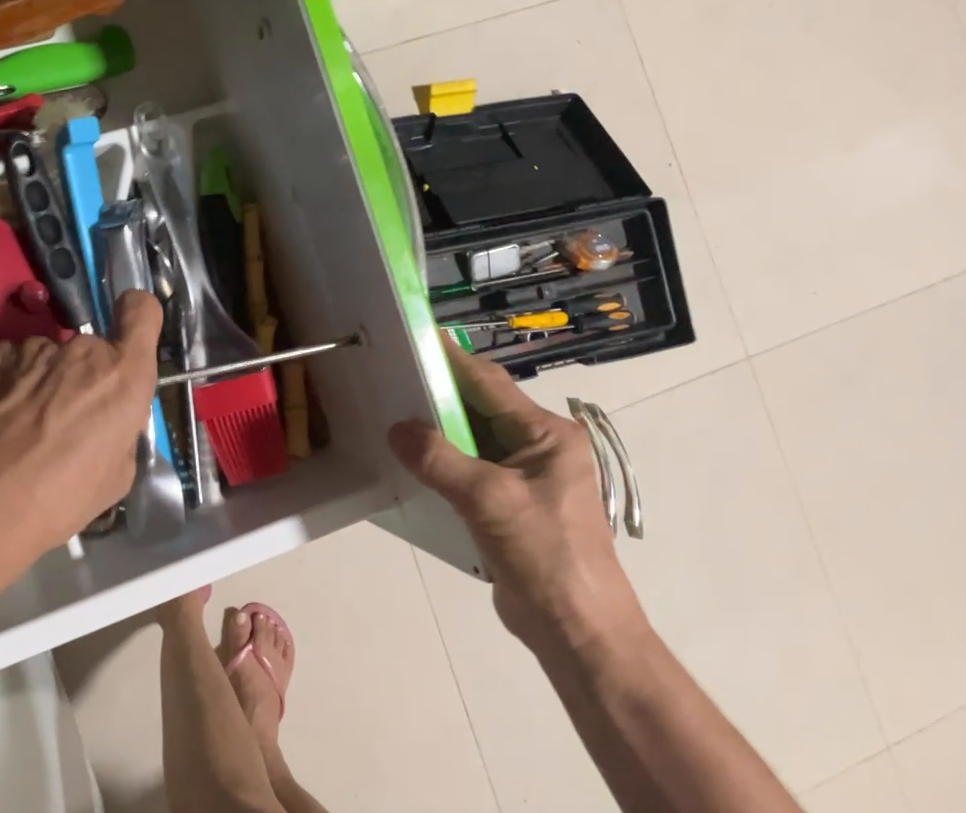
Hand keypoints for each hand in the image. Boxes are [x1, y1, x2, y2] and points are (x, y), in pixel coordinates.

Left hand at [0, 289, 163, 564]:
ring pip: (50, 357)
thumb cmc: (60, 498)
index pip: (142, 311)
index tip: (128, 340)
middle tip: (69, 420)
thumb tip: (109, 424)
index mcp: (123, 375)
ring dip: (45, 381)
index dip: (137, 318)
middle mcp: (82, 350)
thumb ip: (121, 433)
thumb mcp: (117, 476)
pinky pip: (14, 362)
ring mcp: (33, 349)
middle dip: (85, 376)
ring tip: (26, 427)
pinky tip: (0, 420)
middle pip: (92, 348)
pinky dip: (11, 382)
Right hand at [387, 337, 643, 655]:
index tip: (412, 337)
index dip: (450, 359)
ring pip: (471, 441)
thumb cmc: (545, 554)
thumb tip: (396, 428)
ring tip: (388, 413)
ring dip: (435, 431)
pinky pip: (469, 471)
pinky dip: (440, 463)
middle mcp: (538, 448)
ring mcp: (524, 479)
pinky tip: (408, 462)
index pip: (489, 383)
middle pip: (479, 408)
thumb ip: (439, 459)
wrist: (577, 628)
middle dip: (435, 393)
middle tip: (388, 376)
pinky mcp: (509, 506)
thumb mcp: (489, 500)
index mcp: (547, 435)